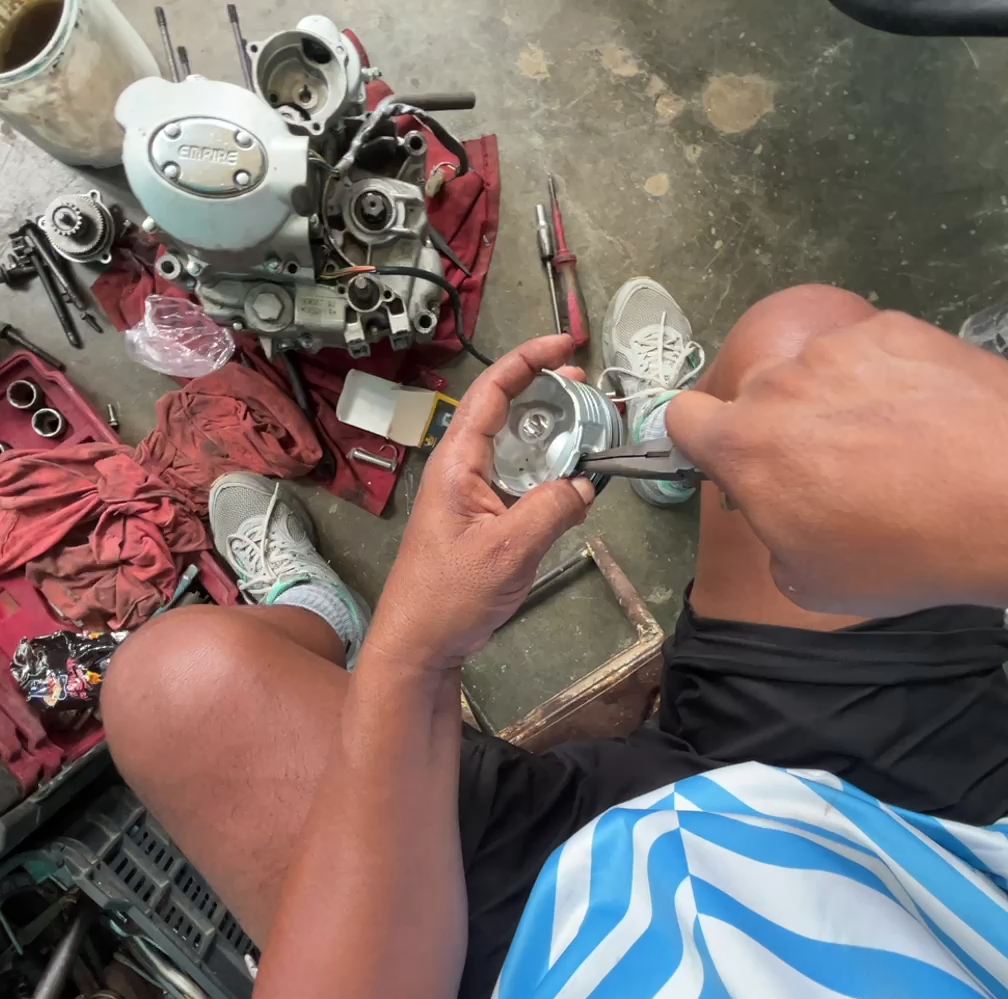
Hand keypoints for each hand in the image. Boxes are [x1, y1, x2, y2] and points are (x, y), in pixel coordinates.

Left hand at [363, 335, 595, 671]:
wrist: (418, 644)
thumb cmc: (450, 595)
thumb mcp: (509, 550)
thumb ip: (553, 510)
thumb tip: (586, 482)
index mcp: (458, 462)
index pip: (492, 391)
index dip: (528, 360)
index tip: (566, 346)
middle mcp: (461, 468)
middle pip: (504, 413)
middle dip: (546, 394)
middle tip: (588, 390)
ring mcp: (470, 495)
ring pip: (514, 449)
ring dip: (550, 436)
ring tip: (589, 430)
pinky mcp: (480, 520)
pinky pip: (518, 482)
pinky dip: (547, 475)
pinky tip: (573, 483)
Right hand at [666, 310, 1007, 614]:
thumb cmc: (899, 554)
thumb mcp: (809, 582)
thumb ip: (772, 534)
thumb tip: (789, 511)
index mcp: (743, 446)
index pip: (681, 418)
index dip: (701, 441)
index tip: (738, 465)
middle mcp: (778, 385)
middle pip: (756, 398)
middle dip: (779, 427)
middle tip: (834, 467)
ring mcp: (838, 349)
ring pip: (814, 373)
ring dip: (833, 400)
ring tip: (897, 439)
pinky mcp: (895, 328)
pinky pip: (867, 353)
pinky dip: (884, 377)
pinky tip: (930, 412)